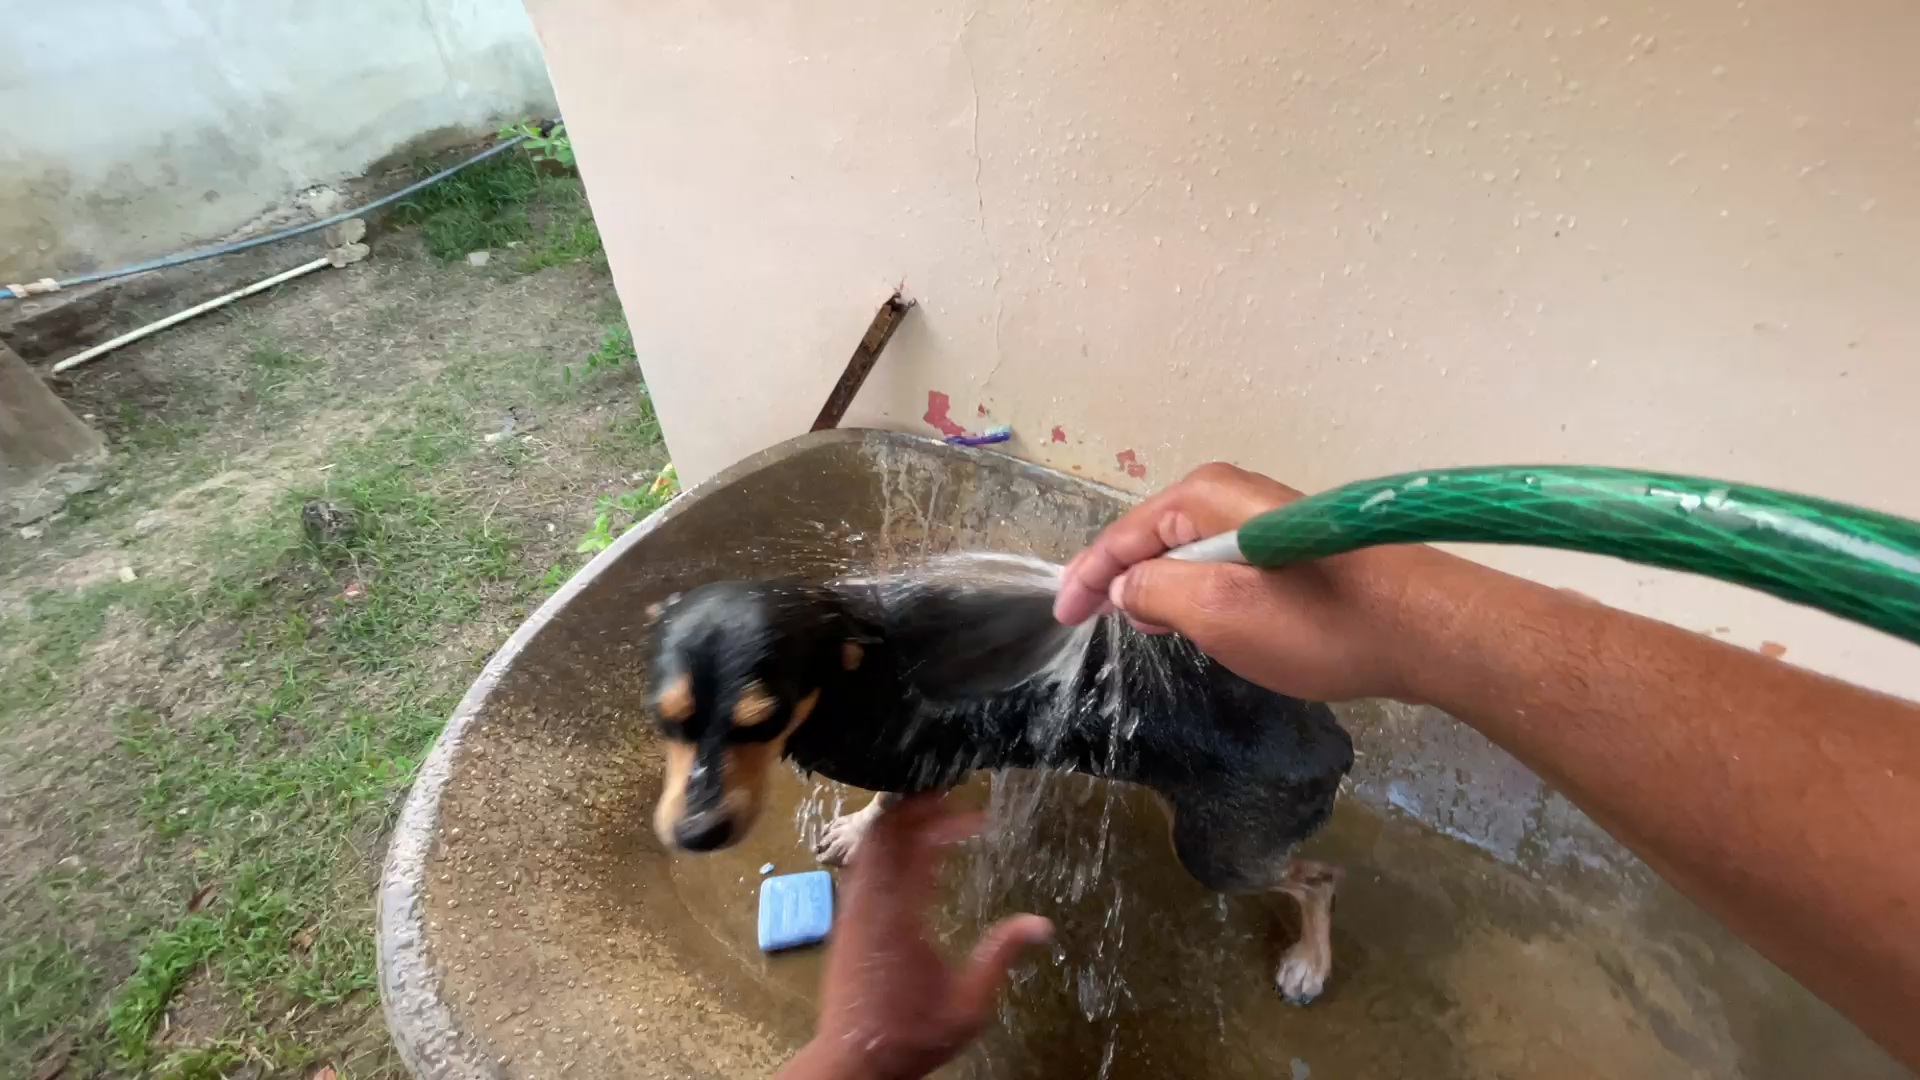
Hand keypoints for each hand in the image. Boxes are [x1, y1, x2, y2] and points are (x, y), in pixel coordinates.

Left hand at [778, 794, 1054, 1079]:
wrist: (852, 1061)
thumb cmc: (912, 1033)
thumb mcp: (968, 1005)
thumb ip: (1000, 957)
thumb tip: (1042, 924)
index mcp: (903, 915)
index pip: (924, 847)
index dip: (951, 822)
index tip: (980, 818)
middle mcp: (873, 901)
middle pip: (890, 829)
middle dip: (920, 804)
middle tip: (952, 795)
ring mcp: (855, 905)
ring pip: (872, 839)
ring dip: (901, 817)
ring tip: (932, 807)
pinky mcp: (847, 913)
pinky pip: (862, 859)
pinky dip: (885, 839)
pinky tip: (906, 841)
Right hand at [1053, 462, 1458, 702]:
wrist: (1431, 632)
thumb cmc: (1316, 622)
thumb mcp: (1216, 611)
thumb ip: (1155, 591)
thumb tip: (1127, 586)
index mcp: (1204, 497)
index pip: (1122, 536)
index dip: (1086, 577)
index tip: (1062, 615)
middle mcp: (1229, 494)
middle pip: (1150, 538)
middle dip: (1120, 579)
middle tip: (1095, 621)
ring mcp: (1261, 516)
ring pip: (1184, 553)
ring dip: (1158, 588)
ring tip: (1141, 622)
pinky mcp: (1287, 543)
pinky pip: (1218, 563)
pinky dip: (1195, 591)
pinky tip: (1194, 616)